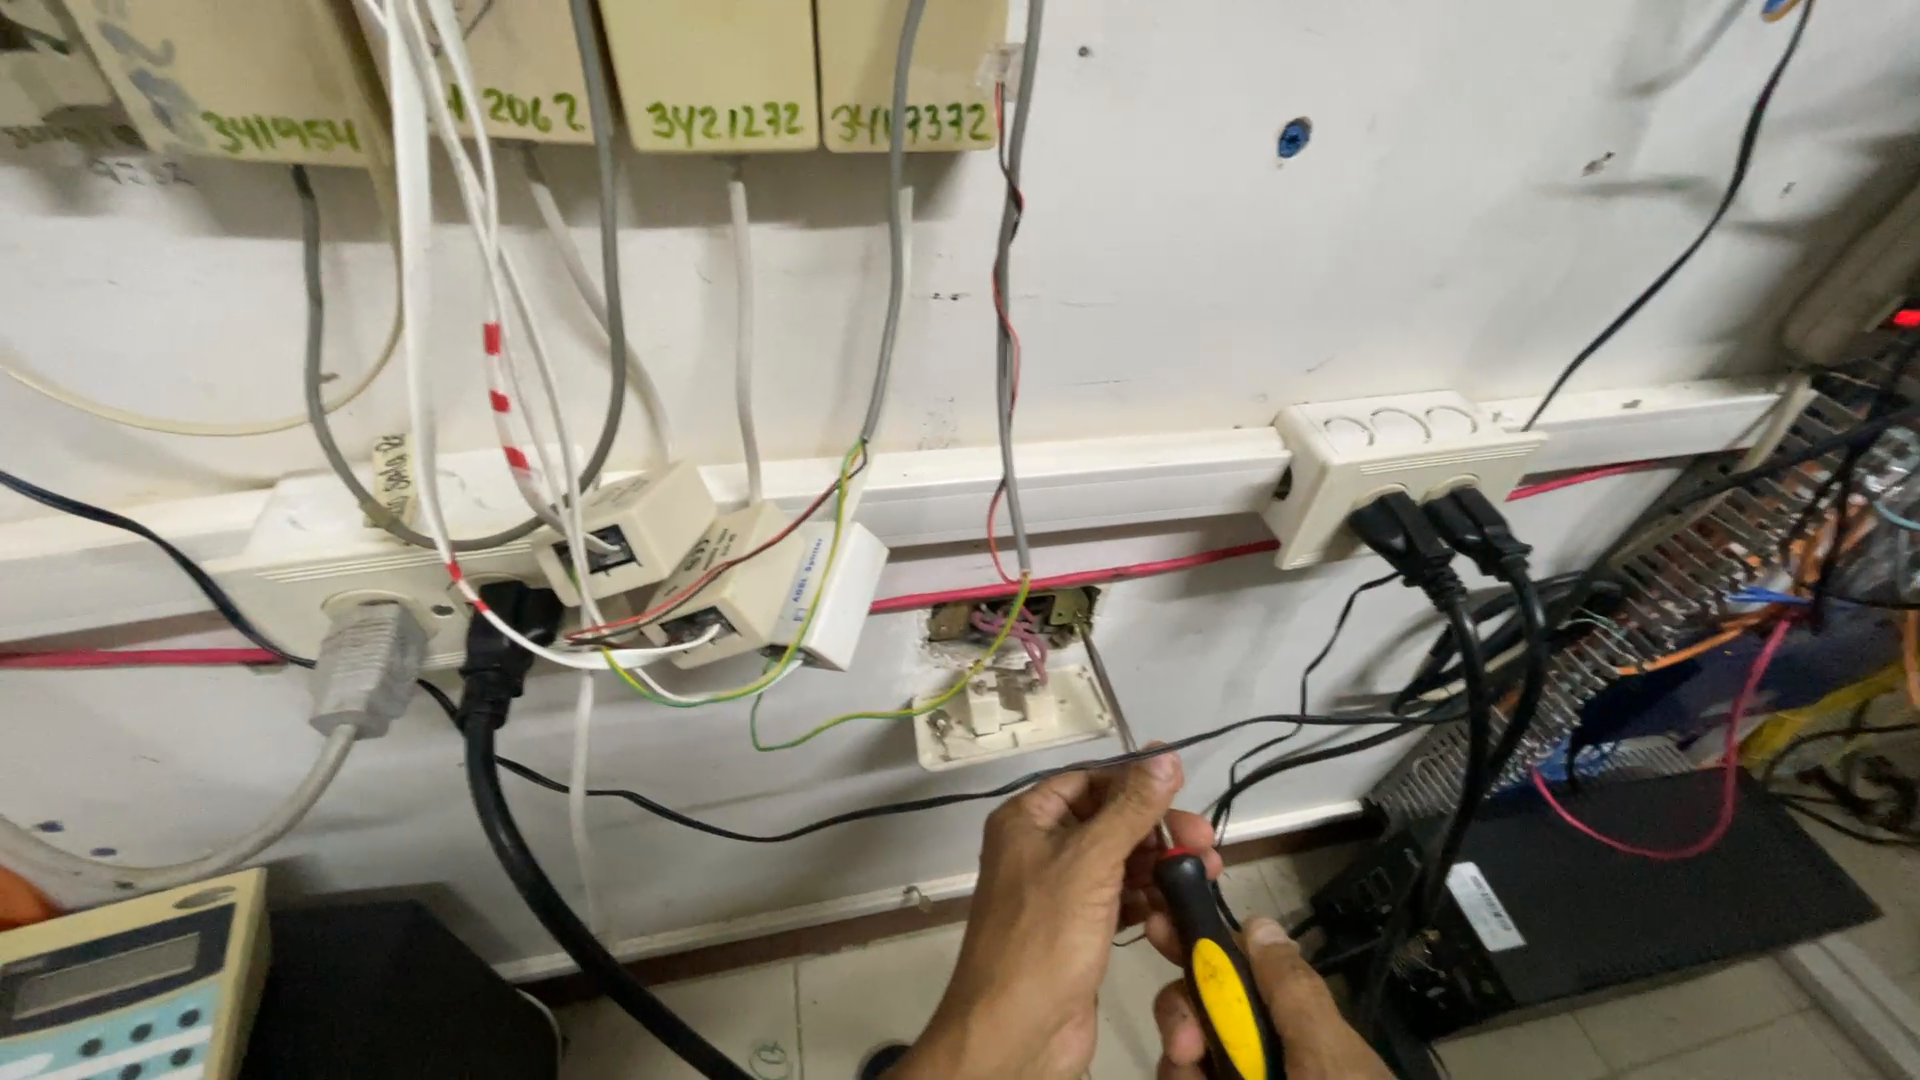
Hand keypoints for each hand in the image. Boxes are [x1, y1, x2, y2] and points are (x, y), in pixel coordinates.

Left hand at [893, 752, 1220, 1079]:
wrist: (1015, 1032)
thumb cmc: (1045, 935)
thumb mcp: (1090, 861)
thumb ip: (1131, 808)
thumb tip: (1165, 754)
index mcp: (1028, 819)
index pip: (1087, 779)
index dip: (1132, 779)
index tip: (1181, 782)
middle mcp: (1040, 846)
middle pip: (1108, 819)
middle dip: (1156, 827)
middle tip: (1203, 840)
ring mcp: (1061, 890)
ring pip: (1119, 860)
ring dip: (1160, 864)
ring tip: (1206, 872)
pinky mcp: (1080, 927)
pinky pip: (1120, 898)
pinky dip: (1147, 899)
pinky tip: (1175, 908)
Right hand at [1148, 916, 1393, 1079]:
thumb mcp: (1332, 1065)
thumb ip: (1293, 993)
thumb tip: (1258, 921)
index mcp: (1303, 1036)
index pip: (1245, 969)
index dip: (1202, 943)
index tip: (1159, 926)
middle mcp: (1269, 1060)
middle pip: (1204, 1007)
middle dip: (1182, 1014)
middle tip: (1184, 1047)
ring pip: (1184, 1055)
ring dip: (1178, 1066)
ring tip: (1192, 1079)